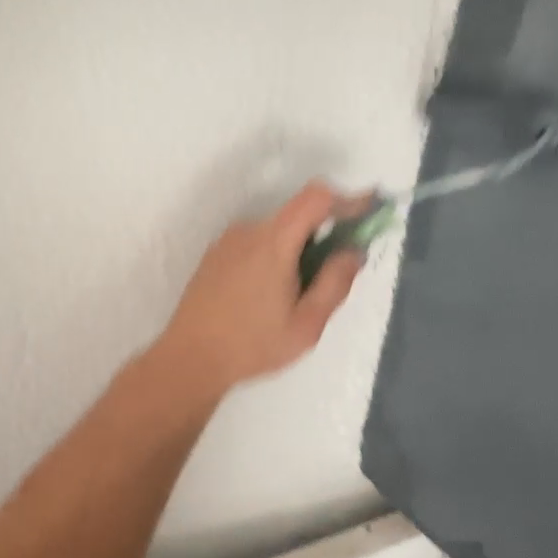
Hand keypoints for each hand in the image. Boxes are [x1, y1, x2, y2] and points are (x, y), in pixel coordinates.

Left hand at [156, 181, 367, 390]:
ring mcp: (227, 242)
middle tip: (332, 277)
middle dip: (323, 236)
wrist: (189, 359)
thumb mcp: (307, 325)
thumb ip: (335, 283)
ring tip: (294, 299)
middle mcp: (248, 231)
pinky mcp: (215, 257)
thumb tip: (354, 252)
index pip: (316, 198)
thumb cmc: (252, 345)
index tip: (368, 211)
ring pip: (276, 234)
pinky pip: (255, 246)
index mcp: (273, 243)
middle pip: (297, 217)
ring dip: (296, 252)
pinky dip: (274, 259)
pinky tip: (268, 300)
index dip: (347, 199)